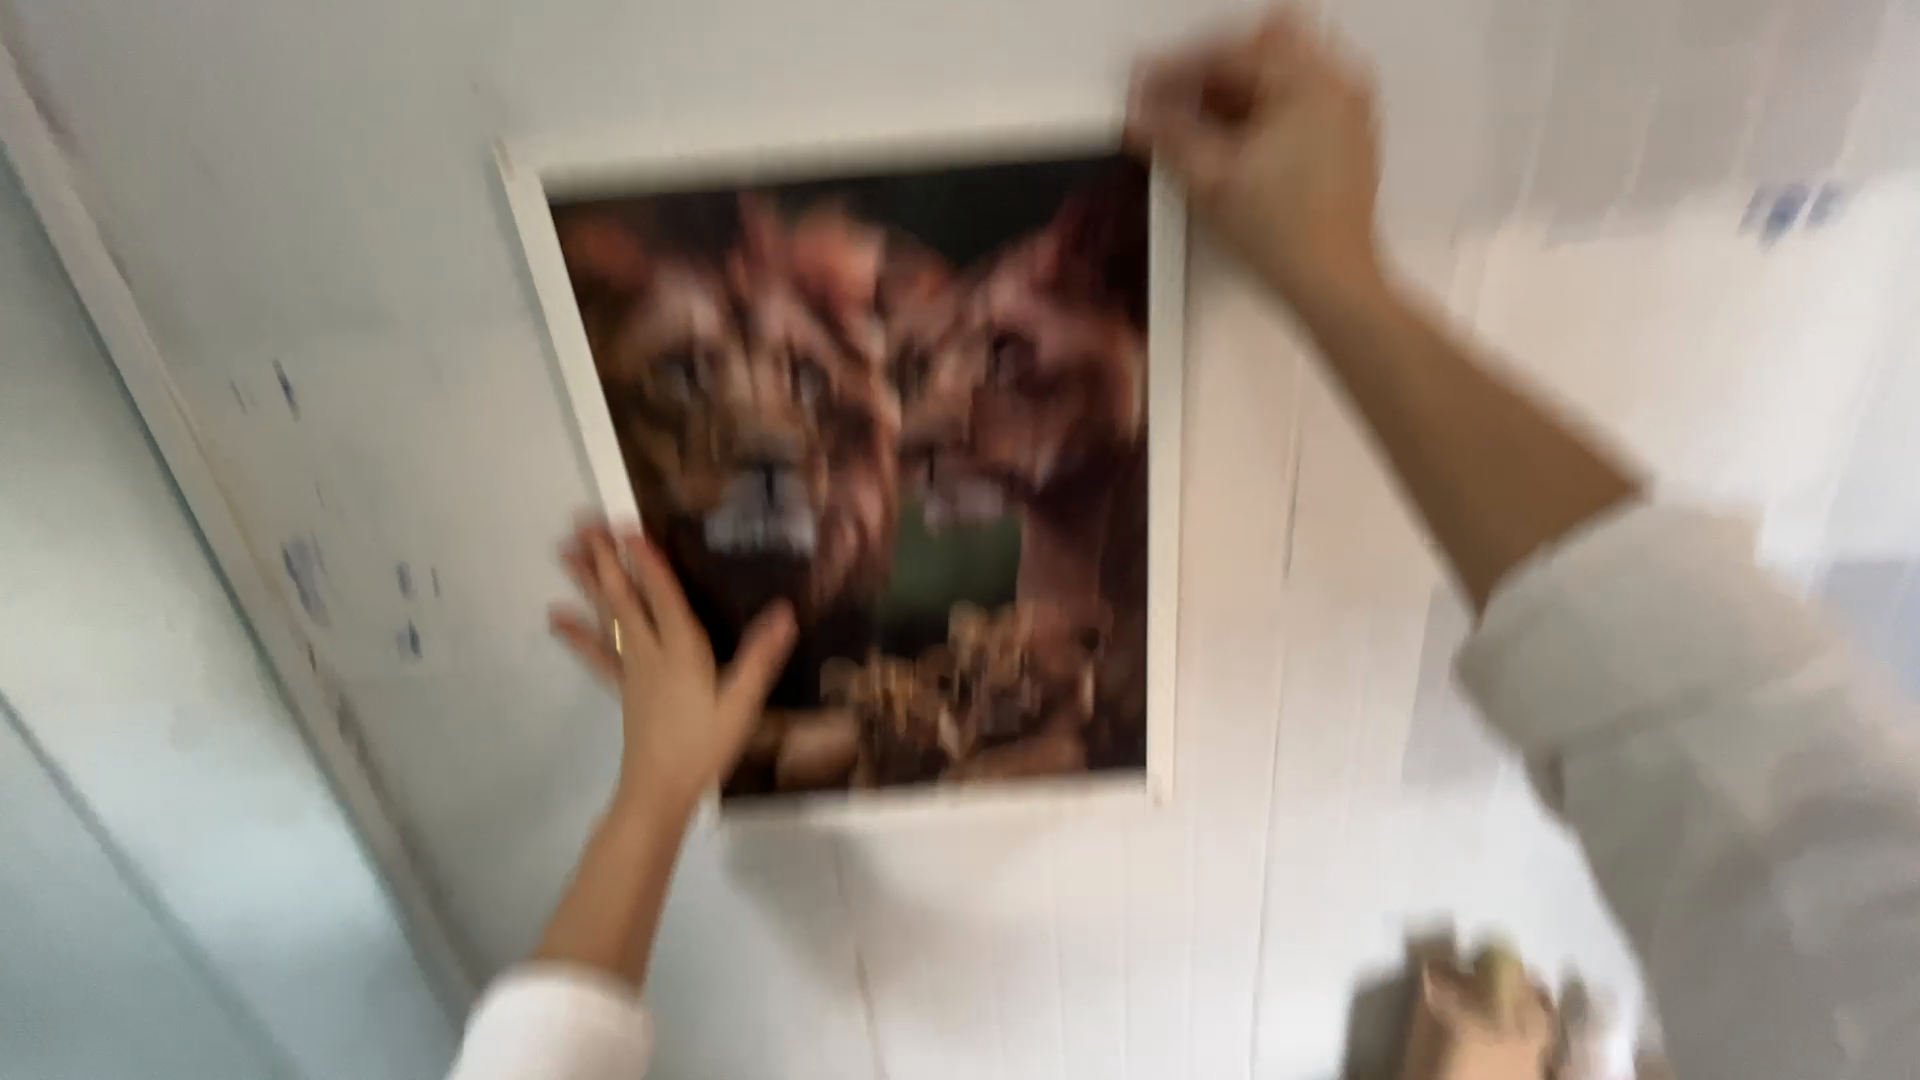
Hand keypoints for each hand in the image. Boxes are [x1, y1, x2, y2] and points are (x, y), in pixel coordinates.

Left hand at [549, 520, 796, 814]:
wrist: (660, 789)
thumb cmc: (705, 744)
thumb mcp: (742, 703)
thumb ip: (760, 657)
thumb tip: (784, 610)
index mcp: (682, 651)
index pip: (662, 597)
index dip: (648, 561)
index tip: (628, 526)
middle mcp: (651, 652)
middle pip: (624, 598)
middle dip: (606, 559)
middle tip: (583, 522)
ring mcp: (632, 668)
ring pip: (607, 617)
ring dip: (587, 582)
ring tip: (565, 551)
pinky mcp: (623, 686)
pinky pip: (598, 654)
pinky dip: (577, 633)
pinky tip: (556, 616)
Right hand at [1128, 6, 1385, 308]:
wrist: (1329, 280)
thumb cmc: (1286, 237)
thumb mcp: (1211, 181)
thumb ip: (1169, 139)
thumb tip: (1139, 116)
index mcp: (1308, 81)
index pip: (1228, 54)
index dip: (1175, 70)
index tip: (1143, 88)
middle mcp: (1335, 84)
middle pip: (1259, 48)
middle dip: (1208, 70)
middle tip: (1171, 99)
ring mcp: (1344, 110)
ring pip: (1278, 72)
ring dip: (1232, 90)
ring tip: (1195, 124)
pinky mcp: (1343, 138)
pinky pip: (1295, 101)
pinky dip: (1258, 110)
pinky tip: (1229, 142)